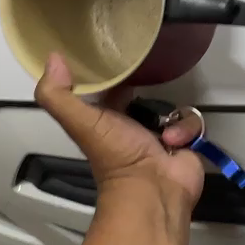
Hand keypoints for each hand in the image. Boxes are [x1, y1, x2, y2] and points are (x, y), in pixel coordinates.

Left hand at [34, 53, 204, 218]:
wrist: (152, 191)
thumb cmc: (115, 154)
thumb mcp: (80, 122)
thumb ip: (58, 94)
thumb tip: (53, 57)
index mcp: (106, 118)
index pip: (109, 88)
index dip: (113, 72)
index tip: (121, 53)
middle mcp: (133, 125)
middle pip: (144, 94)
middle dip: (153, 89)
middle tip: (157, 79)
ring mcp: (161, 134)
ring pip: (173, 107)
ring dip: (170, 117)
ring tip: (162, 129)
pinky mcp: (186, 142)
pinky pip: (192, 123)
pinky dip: (184, 132)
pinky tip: (174, 143)